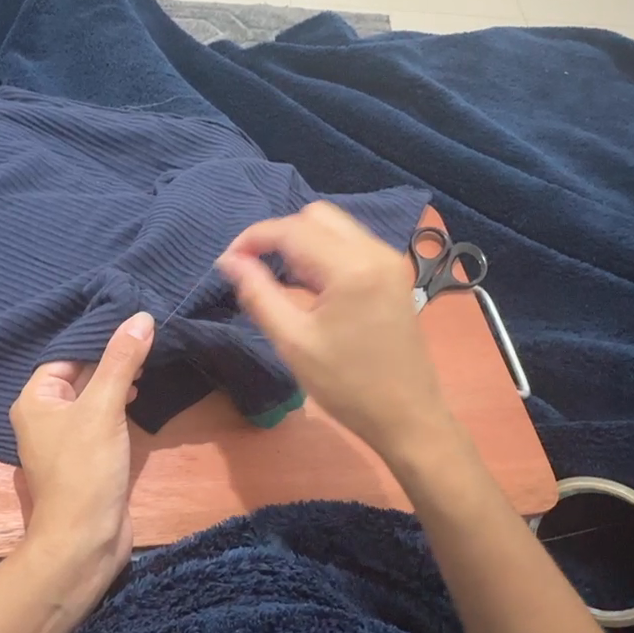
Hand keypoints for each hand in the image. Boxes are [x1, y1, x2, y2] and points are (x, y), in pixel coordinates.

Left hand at [9, 311, 154, 580]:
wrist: (85, 539)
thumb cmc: (85, 468)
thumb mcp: (104, 407)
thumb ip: (121, 361)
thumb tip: (140, 317)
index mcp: (35, 399)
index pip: (67, 353)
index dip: (98, 338)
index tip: (133, 322)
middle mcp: (44, 414)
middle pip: (80, 372)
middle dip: (112, 358)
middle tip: (148, 338)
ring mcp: (64, 437)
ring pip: (92, 396)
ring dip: (118, 380)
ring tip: (149, 362)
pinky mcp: (85, 455)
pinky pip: (101, 418)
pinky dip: (119, 404)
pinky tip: (140, 396)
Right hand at [217, 202, 453, 465]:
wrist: (407, 416)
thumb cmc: (346, 385)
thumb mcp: (293, 342)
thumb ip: (258, 294)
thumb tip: (229, 261)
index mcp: (351, 267)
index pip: (292, 229)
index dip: (253, 238)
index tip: (227, 263)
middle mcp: (375, 251)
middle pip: (315, 216)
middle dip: (278, 235)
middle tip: (254, 269)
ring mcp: (389, 260)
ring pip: (333, 225)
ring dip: (300, 242)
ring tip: (277, 278)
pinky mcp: (392, 273)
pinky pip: (349, 243)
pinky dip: (322, 251)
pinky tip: (308, 284)